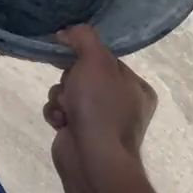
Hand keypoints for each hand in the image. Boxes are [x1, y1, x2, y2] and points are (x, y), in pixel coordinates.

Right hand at [42, 24, 157, 177]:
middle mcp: (122, 104)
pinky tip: (61, 122)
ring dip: (59, 96)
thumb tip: (67, 32)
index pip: (104, 58)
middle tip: (72, 88)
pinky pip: (60, 110)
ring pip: (67, 90)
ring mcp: (102, 121)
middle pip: (82, 73)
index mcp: (136, 87)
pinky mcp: (81, 134)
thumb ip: (83, 37)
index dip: (84, 54)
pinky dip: (56, 113)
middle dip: (69, 80)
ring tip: (66, 110)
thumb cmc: (101, 107)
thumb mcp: (96, 60)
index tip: (69, 53)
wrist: (93, 159)